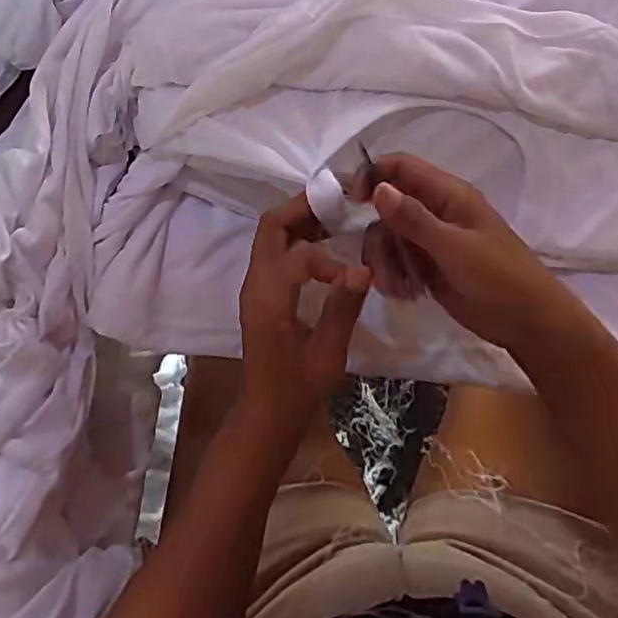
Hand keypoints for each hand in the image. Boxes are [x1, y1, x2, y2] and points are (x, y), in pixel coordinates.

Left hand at [238, 193, 370, 429]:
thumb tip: (362, 269)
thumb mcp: (327, 355)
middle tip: (340, 205)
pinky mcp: (260, 290)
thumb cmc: (297, 390)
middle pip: (270, 226)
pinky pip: (274, 250)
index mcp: (268, 299)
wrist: (266, 412)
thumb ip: (342, 309)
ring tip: (337, 216)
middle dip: (301, 209)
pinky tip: (326, 242)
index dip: (327, 258)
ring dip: (299, 219)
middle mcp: (255, 283)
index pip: (295, 255)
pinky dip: (297, 237)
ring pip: (269, 234)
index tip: (353, 274)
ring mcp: (254, 284)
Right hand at [366, 153, 580, 349]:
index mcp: (448, 194)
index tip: (354, 201)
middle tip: (380, 267)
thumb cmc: (499, 277)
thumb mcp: (453, 247)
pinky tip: (405, 294)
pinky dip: (393, 274)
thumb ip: (414, 219)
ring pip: (387, 236)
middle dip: (379, 237)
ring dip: (385, 262)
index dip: (374, 174)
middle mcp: (435, 210)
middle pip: (387, 207)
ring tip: (399, 289)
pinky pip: (396, 258)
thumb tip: (378, 188)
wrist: (529, 323)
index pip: (401, 167)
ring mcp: (430, 238)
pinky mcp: (427, 263)